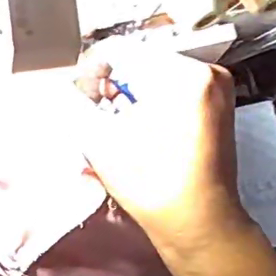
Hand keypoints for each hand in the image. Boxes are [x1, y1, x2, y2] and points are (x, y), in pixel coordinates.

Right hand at [75, 46, 253, 250]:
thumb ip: (75, 105)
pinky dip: (147, 103)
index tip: (73, 91)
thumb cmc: (152, 184)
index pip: (123, 51)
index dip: (90, 70)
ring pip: (153, 77)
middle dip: (109, 84)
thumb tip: (59, 85)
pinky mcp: (214, 106)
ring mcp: (215, 89)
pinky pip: (171, 91)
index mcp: (184, 75)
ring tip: (108, 121)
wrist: (197, 224)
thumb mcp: (101, 141)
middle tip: (90, 110)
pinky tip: (133, 127)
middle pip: (139, 62)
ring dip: (126, 94)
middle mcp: (207, 72)